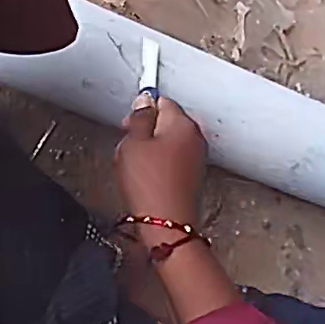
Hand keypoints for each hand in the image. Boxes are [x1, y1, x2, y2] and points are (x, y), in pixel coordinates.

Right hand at [116, 93, 238, 323]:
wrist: (165, 223)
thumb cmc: (149, 184)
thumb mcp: (132, 144)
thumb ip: (139, 118)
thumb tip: (143, 103)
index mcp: (182, 124)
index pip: (162, 101)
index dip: (141, 110)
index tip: (128, 122)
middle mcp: (195, 137)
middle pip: (167, 121)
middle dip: (146, 130)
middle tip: (128, 145)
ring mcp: (196, 157)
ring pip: (168, 141)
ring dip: (151, 148)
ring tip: (135, 165)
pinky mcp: (192, 175)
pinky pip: (172, 159)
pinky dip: (158, 164)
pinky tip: (145, 177)